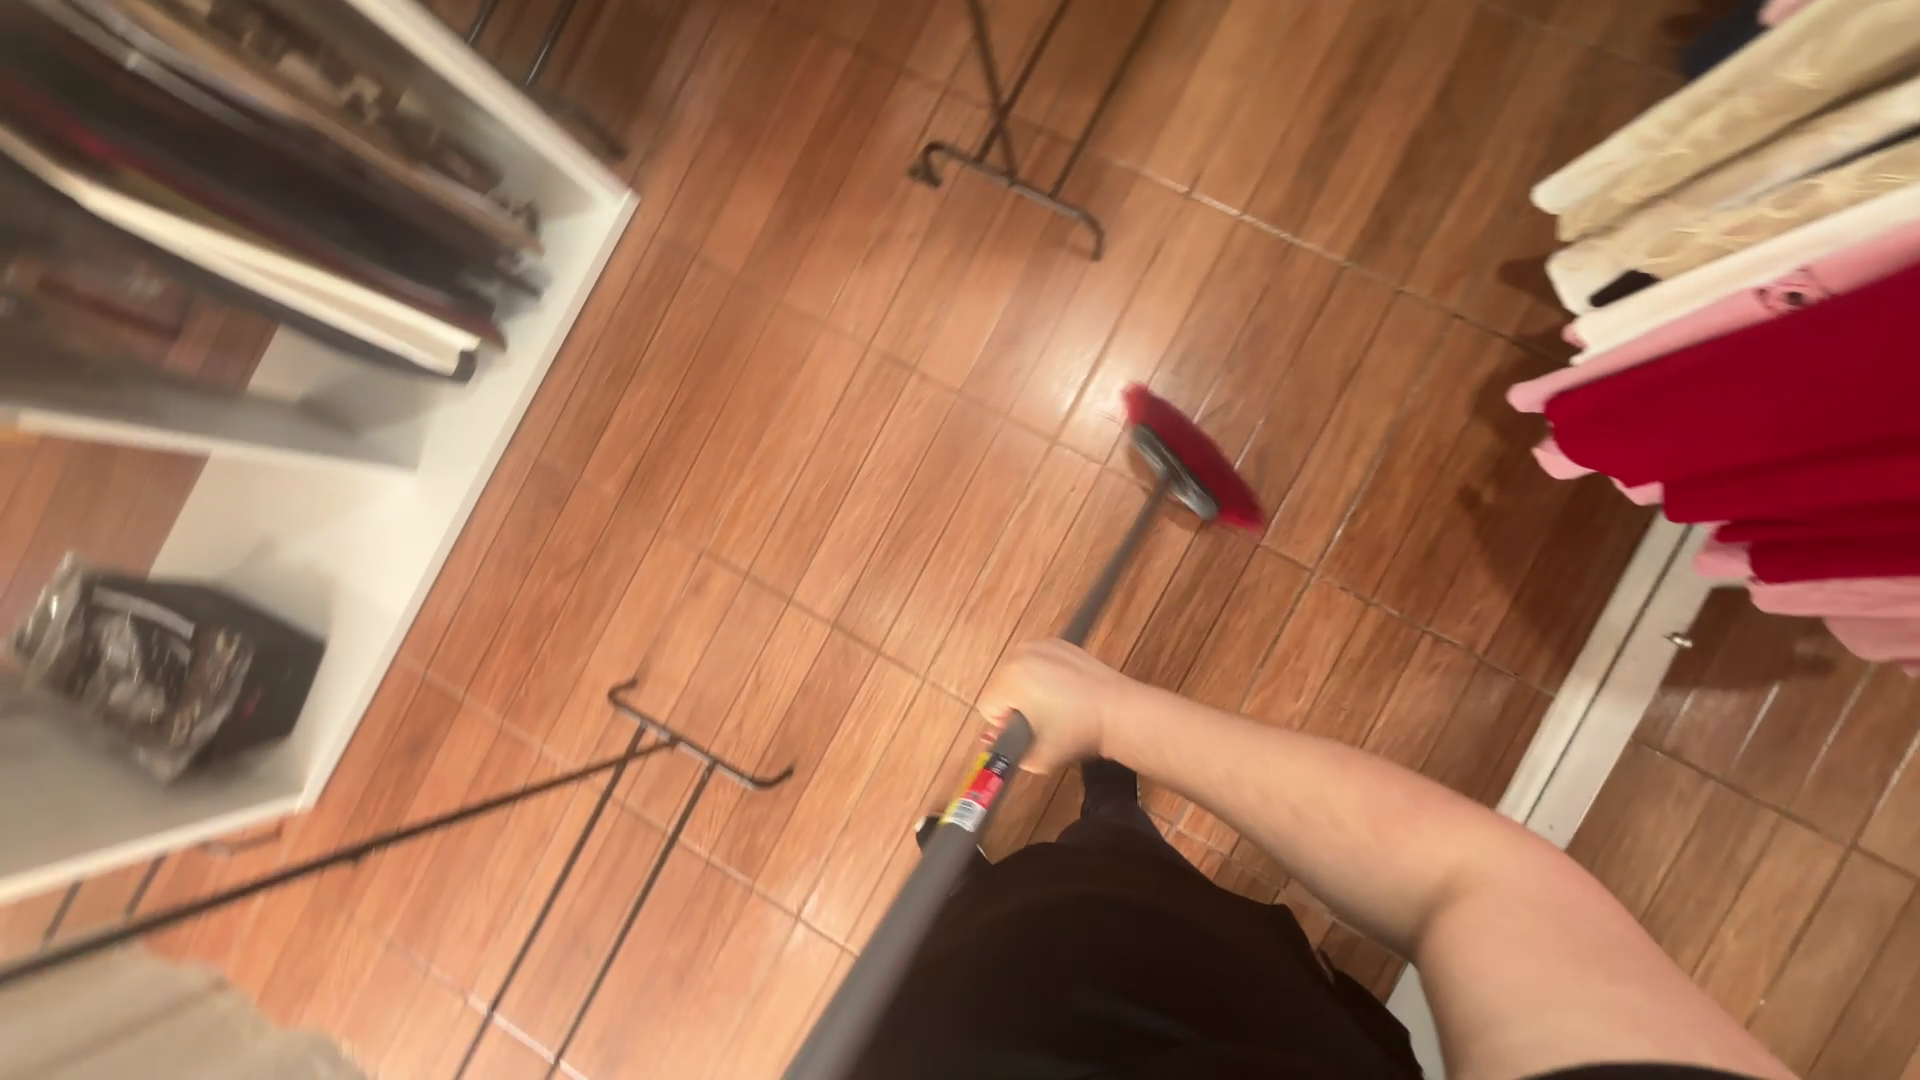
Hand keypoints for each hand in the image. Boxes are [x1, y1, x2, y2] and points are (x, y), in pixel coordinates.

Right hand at [977, 640, 1131, 772]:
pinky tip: (1064, 690)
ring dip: (1027, 689)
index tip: (1029, 732)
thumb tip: (995, 740)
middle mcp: (1019, 654)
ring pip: (1018, 673)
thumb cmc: (1076, 733)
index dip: (1005, 725)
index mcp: (1009, 678)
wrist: (1118, 710)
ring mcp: (1040, 644)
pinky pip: (1037, 662)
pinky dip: (1043, 675)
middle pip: (1001, 686)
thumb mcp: (1038, 759)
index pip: (988, 707)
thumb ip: (1008, 754)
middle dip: (1015, 704)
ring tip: (1055, 705)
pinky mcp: (1059, 643)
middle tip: (1042, 721)